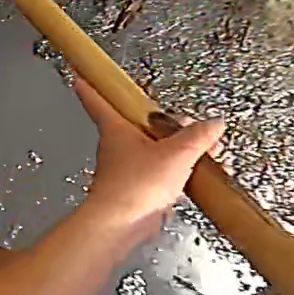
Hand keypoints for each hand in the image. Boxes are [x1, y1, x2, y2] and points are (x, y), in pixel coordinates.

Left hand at [70, 75, 223, 241]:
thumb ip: (198, 136)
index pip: (97, 99)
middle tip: (195, 127)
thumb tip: (213, 123)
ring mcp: (125, 165)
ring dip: (179, 147)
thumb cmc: (137, 184)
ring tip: (208, 153)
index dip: (89, 83)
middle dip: (168, 122)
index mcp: (115, 127)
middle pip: (138, 122)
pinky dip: (180, 169)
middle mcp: (116, 144)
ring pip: (153, 146)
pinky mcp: (136, 185)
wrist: (123, 223)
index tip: (79, 72)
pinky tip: (198, 175)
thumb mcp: (177, 153)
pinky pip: (160, 169)